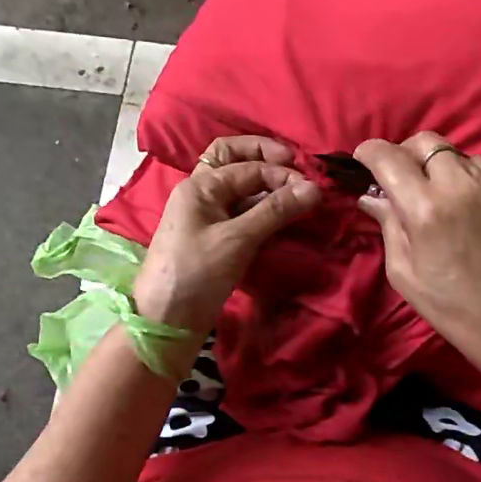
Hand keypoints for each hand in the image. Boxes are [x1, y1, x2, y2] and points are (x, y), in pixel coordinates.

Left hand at [131, 136, 322, 333]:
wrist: (165, 321)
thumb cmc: (196, 273)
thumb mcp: (237, 239)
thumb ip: (275, 210)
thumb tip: (315, 188)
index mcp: (200, 186)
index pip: (248, 166)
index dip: (282, 174)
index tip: (313, 190)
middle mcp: (201, 193)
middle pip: (234, 161)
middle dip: (266, 160)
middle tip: (298, 170)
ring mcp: (207, 216)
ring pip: (239, 188)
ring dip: (267, 187)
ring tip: (298, 196)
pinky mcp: (215, 238)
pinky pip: (241, 212)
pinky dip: (262, 209)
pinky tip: (283, 218)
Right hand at [354, 132, 480, 377]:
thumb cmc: (449, 305)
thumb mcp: (402, 272)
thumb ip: (387, 224)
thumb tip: (370, 196)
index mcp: (425, 209)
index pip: (389, 157)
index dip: (369, 152)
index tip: (362, 160)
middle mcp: (459, 187)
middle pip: (424, 141)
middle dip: (403, 152)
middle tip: (397, 178)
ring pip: (452, 150)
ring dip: (433, 163)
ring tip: (430, 191)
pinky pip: (479, 164)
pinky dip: (461, 172)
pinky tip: (459, 199)